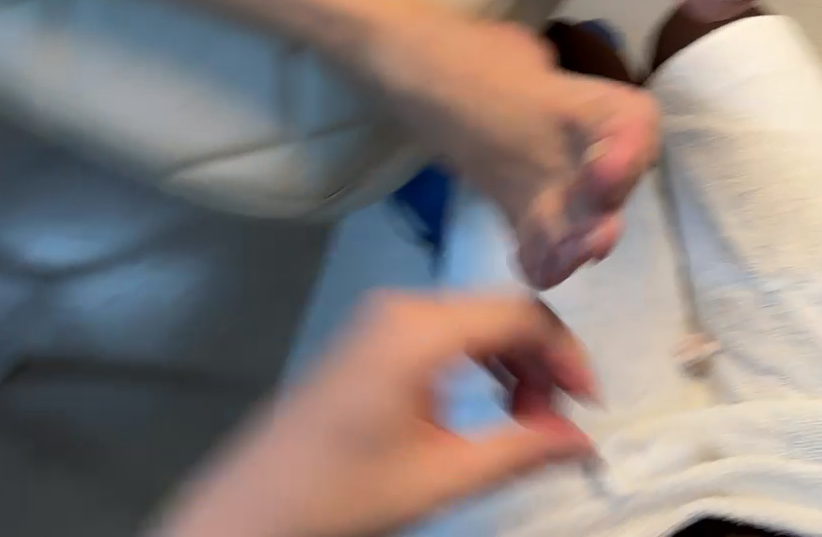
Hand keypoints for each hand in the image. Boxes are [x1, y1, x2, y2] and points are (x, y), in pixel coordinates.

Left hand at [153, 291, 599, 536]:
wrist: (233, 527)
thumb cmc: (335, 502)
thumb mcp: (438, 479)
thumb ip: (521, 451)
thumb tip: (587, 443)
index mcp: (420, 329)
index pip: (523, 315)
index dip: (566, 355)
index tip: (588, 405)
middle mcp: (407, 306)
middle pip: (505, 314)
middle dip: (541, 366)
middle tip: (553, 424)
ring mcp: (388, 317)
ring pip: (482, 322)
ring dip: (515, 366)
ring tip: (522, 422)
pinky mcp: (377, 335)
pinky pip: (454, 332)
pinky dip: (483, 364)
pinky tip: (489, 403)